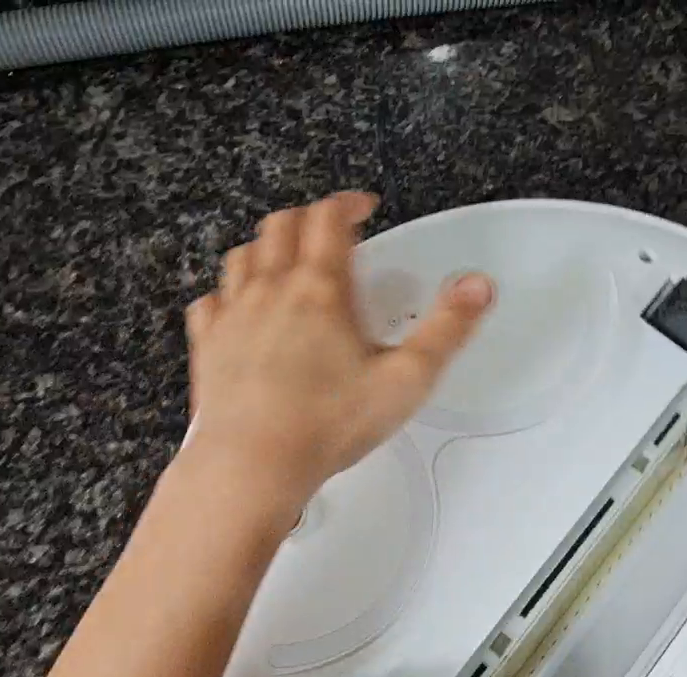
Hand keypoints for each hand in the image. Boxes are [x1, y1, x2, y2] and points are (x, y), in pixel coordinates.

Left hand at [181, 191, 494, 506]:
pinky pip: (210, 301)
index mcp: (319, 290)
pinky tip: (239, 307)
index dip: (347, 204)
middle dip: (308, 218)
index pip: (328, 218)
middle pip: (281, 226)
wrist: (255, 463)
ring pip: (243, 255)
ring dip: (267, 247)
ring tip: (287, 261)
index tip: (362, 208)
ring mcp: (233, 315)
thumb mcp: (407, 379)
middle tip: (328, 230)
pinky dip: (228, 293)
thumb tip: (478, 286)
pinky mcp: (209, 346)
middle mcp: (270, 290)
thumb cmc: (327, 424)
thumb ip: (447, 329)